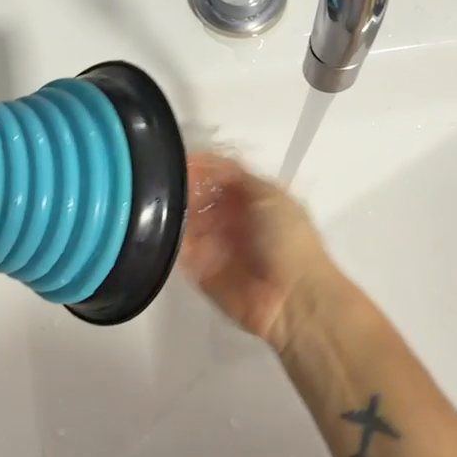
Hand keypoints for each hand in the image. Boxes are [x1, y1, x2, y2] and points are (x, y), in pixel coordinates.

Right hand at [178, 151, 336, 351]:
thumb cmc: (288, 241)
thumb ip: (238, 176)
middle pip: (202, 196)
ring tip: (163, 201)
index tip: (184, 159)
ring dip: (178, 210)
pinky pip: (181, 250)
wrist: (293, 297)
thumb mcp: (270, 196)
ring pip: (189, 221)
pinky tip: (163, 225)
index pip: (223, 175)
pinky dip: (172, 238)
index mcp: (256, 201)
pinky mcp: (202, 271)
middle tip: (170, 181)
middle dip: (187, 187)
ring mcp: (217, 246)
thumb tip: (209, 166)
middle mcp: (235, 221)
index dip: (204, 166)